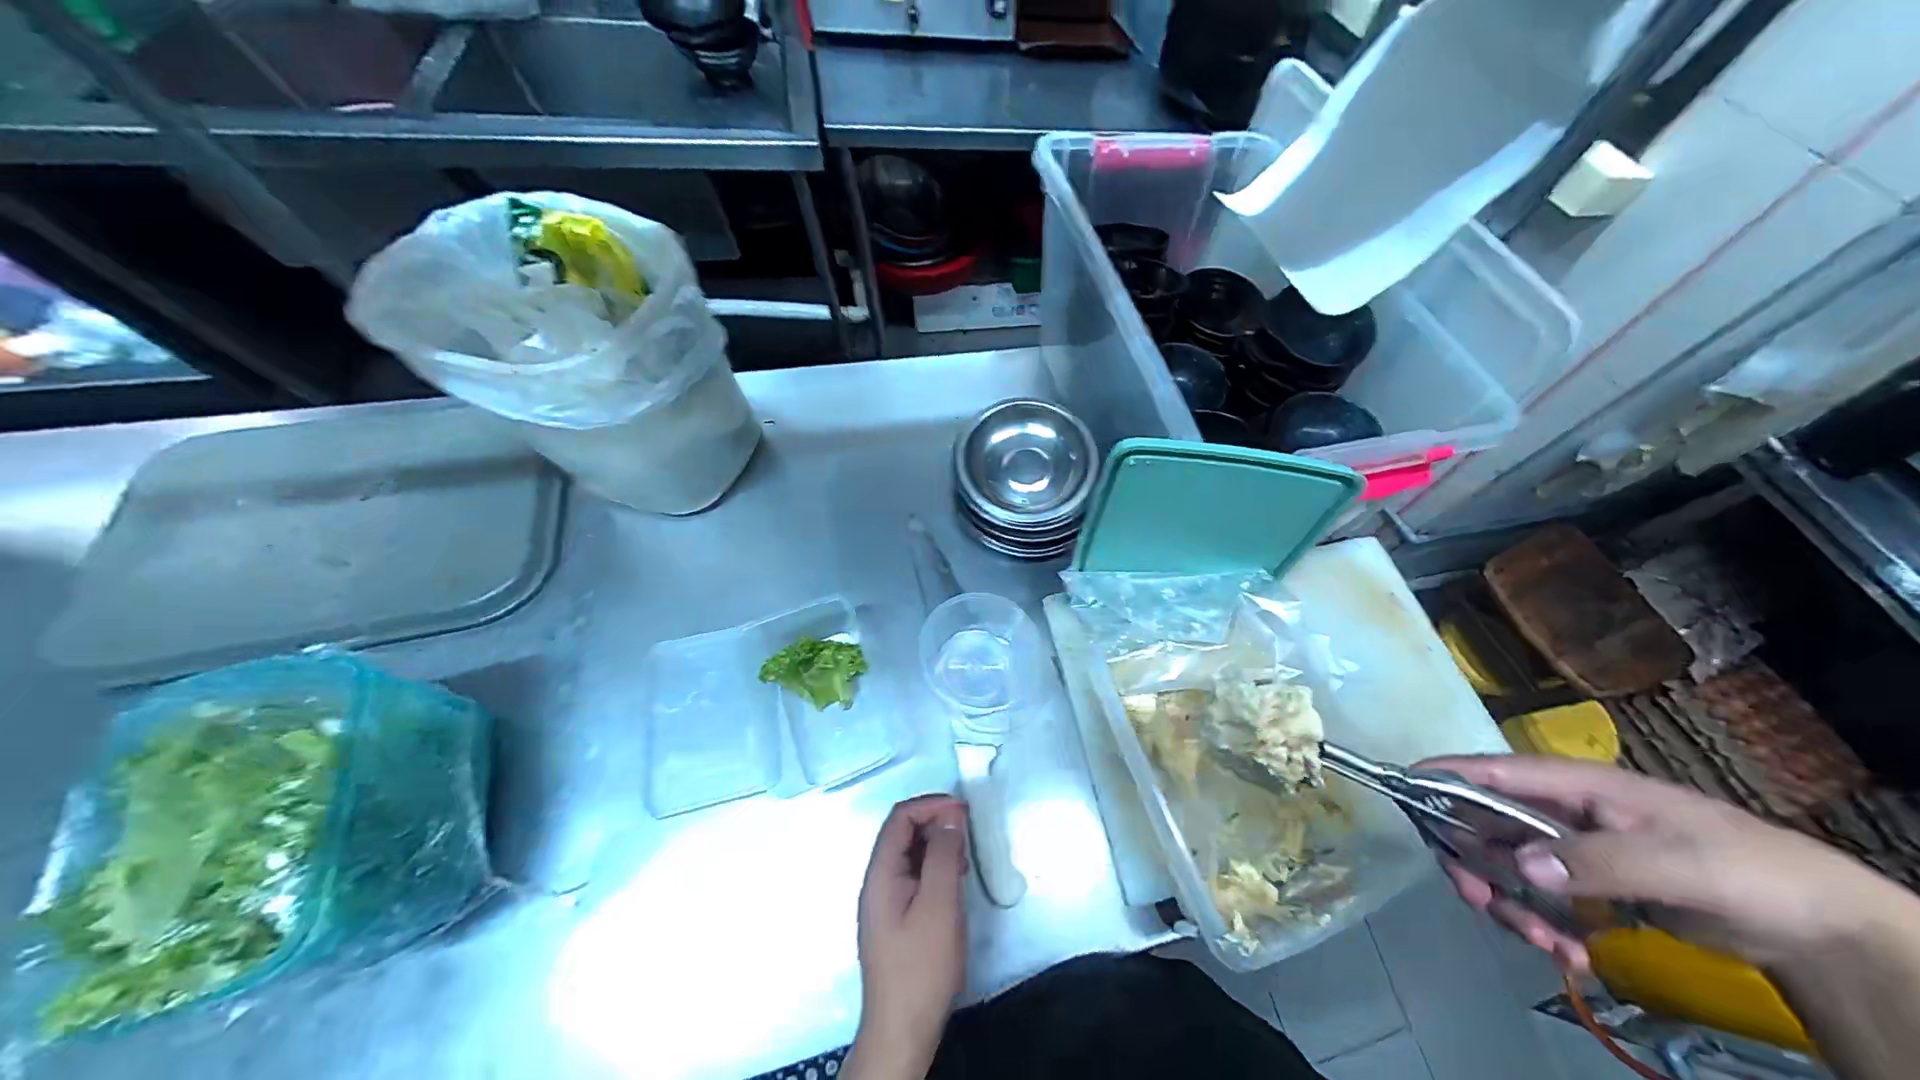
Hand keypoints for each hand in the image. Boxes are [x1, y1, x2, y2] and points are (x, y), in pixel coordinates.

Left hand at [846, 795, 969, 1079]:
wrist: (902, 1028)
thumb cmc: (922, 966)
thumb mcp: (939, 904)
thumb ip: (943, 855)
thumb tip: (949, 816)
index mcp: (880, 873)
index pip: (900, 818)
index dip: (931, 805)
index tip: (963, 811)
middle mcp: (876, 881)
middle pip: (902, 833)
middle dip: (935, 822)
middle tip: (967, 832)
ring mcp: (884, 902)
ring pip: (909, 855)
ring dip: (936, 845)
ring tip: (964, 857)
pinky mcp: (895, 919)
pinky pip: (913, 876)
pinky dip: (934, 867)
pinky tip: (954, 883)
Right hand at [1421, 755, 1910, 971]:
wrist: (1816, 923)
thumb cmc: (1747, 871)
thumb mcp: (1678, 863)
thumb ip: (1595, 860)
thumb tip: (1518, 865)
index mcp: (1574, 785)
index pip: (1490, 770)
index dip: (1441, 775)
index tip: (1399, 789)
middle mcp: (1556, 808)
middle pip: (1480, 821)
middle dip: (1472, 863)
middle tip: (1483, 903)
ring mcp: (1566, 844)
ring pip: (1500, 863)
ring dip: (1508, 904)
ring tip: (1546, 944)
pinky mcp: (1578, 879)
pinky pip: (1531, 894)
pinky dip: (1537, 922)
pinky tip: (1569, 952)